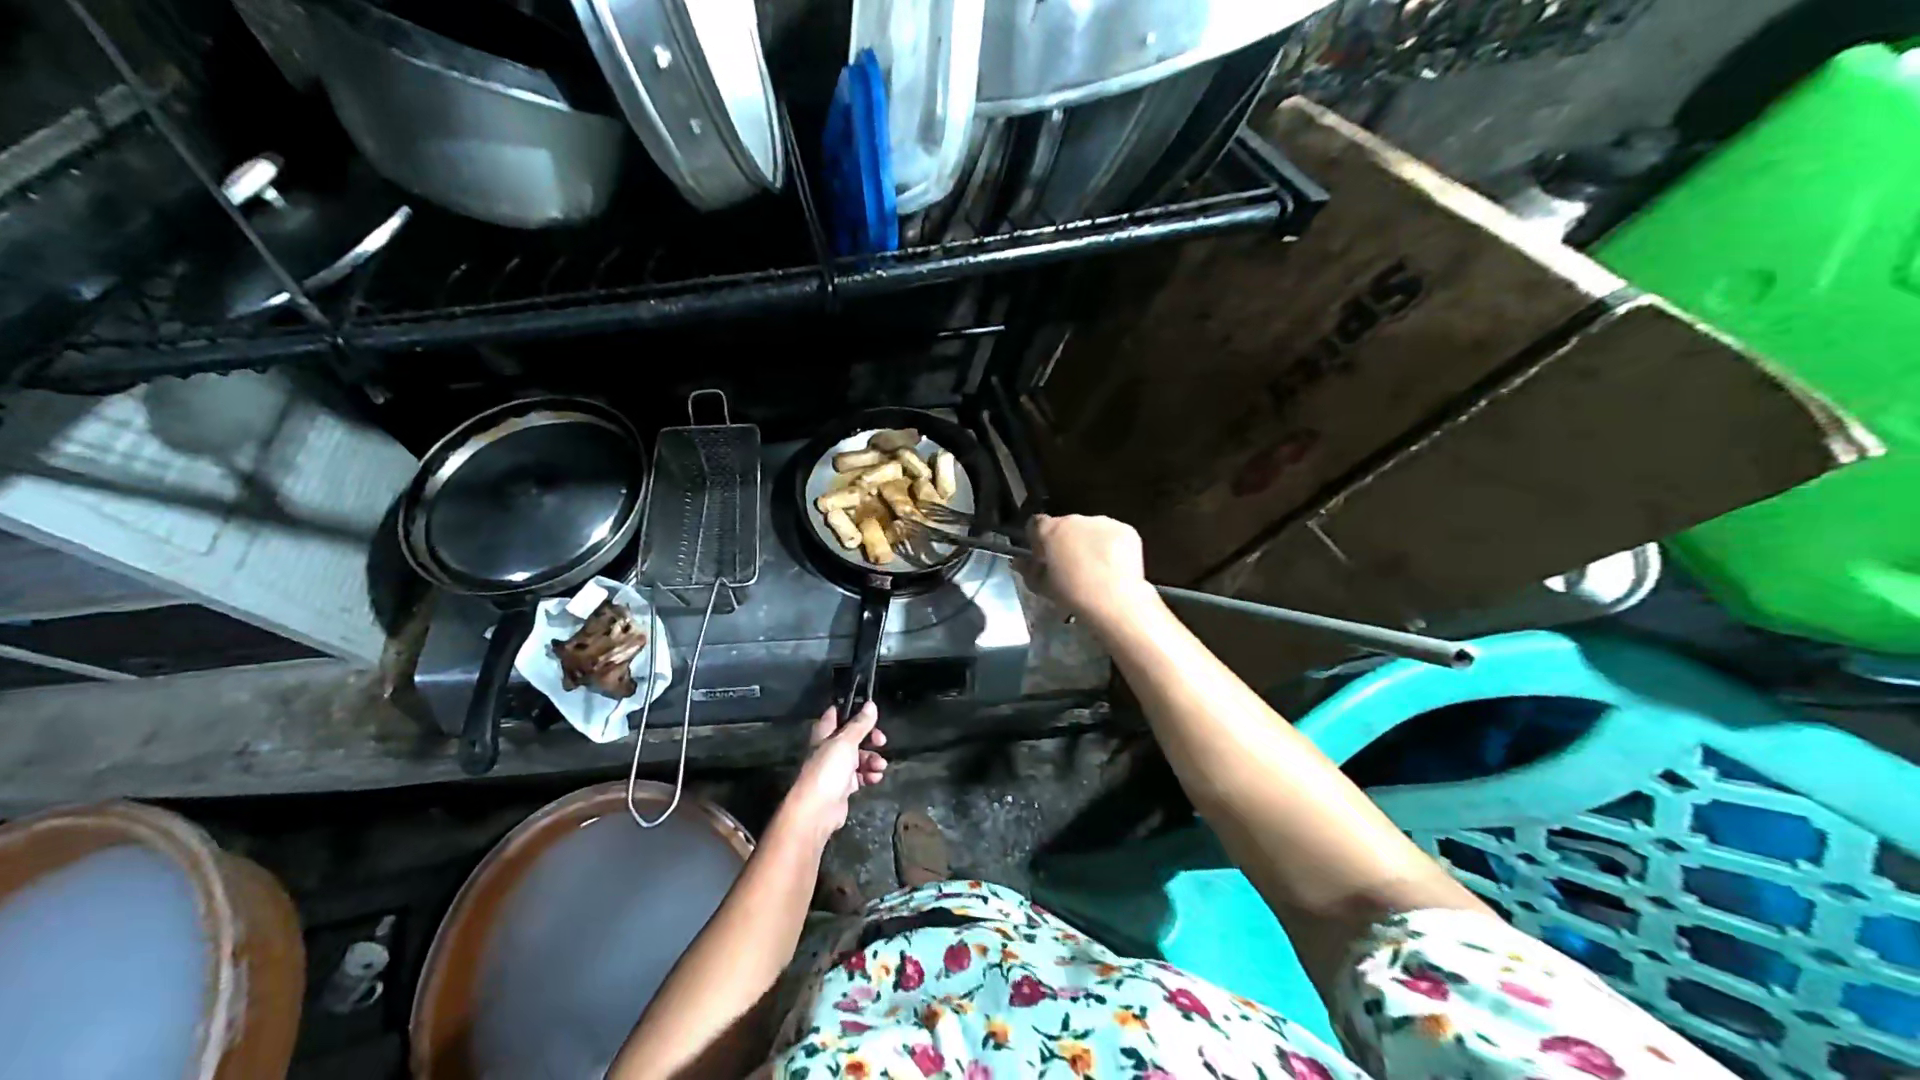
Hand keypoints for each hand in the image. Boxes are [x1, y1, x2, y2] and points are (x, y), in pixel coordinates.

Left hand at [781, 701, 887, 839]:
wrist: (817, 810)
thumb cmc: (828, 769)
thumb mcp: (845, 742)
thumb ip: (860, 724)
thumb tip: (871, 704)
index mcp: (825, 733)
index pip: (837, 714)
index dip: (853, 711)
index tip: (870, 712)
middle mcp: (829, 748)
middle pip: (853, 737)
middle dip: (870, 738)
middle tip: (881, 741)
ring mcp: (836, 768)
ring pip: (859, 757)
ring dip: (872, 759)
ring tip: (879, 767)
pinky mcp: (843, 786)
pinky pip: (860, 775)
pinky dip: (869, 775)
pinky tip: (874, 778)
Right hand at [1024, 514, 1152, 621]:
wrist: (1114, 600)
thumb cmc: (1072, 595)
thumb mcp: (1042, 587)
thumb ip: (1028, 570)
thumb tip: (1019, 562)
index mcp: (1051, 530)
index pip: (1037, 523)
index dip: (1038, 539)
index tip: (1043, 556)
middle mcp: (1076, 520)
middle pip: (1066, 526)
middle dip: (1066, 541)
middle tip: (1071, 567)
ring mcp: (1103, 523)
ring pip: (1091, 529)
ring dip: (1089, 542)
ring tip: (1096, 569)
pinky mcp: (1126, 530)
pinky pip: (1113, 535)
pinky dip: (1111, 546)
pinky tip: (1113, 566)